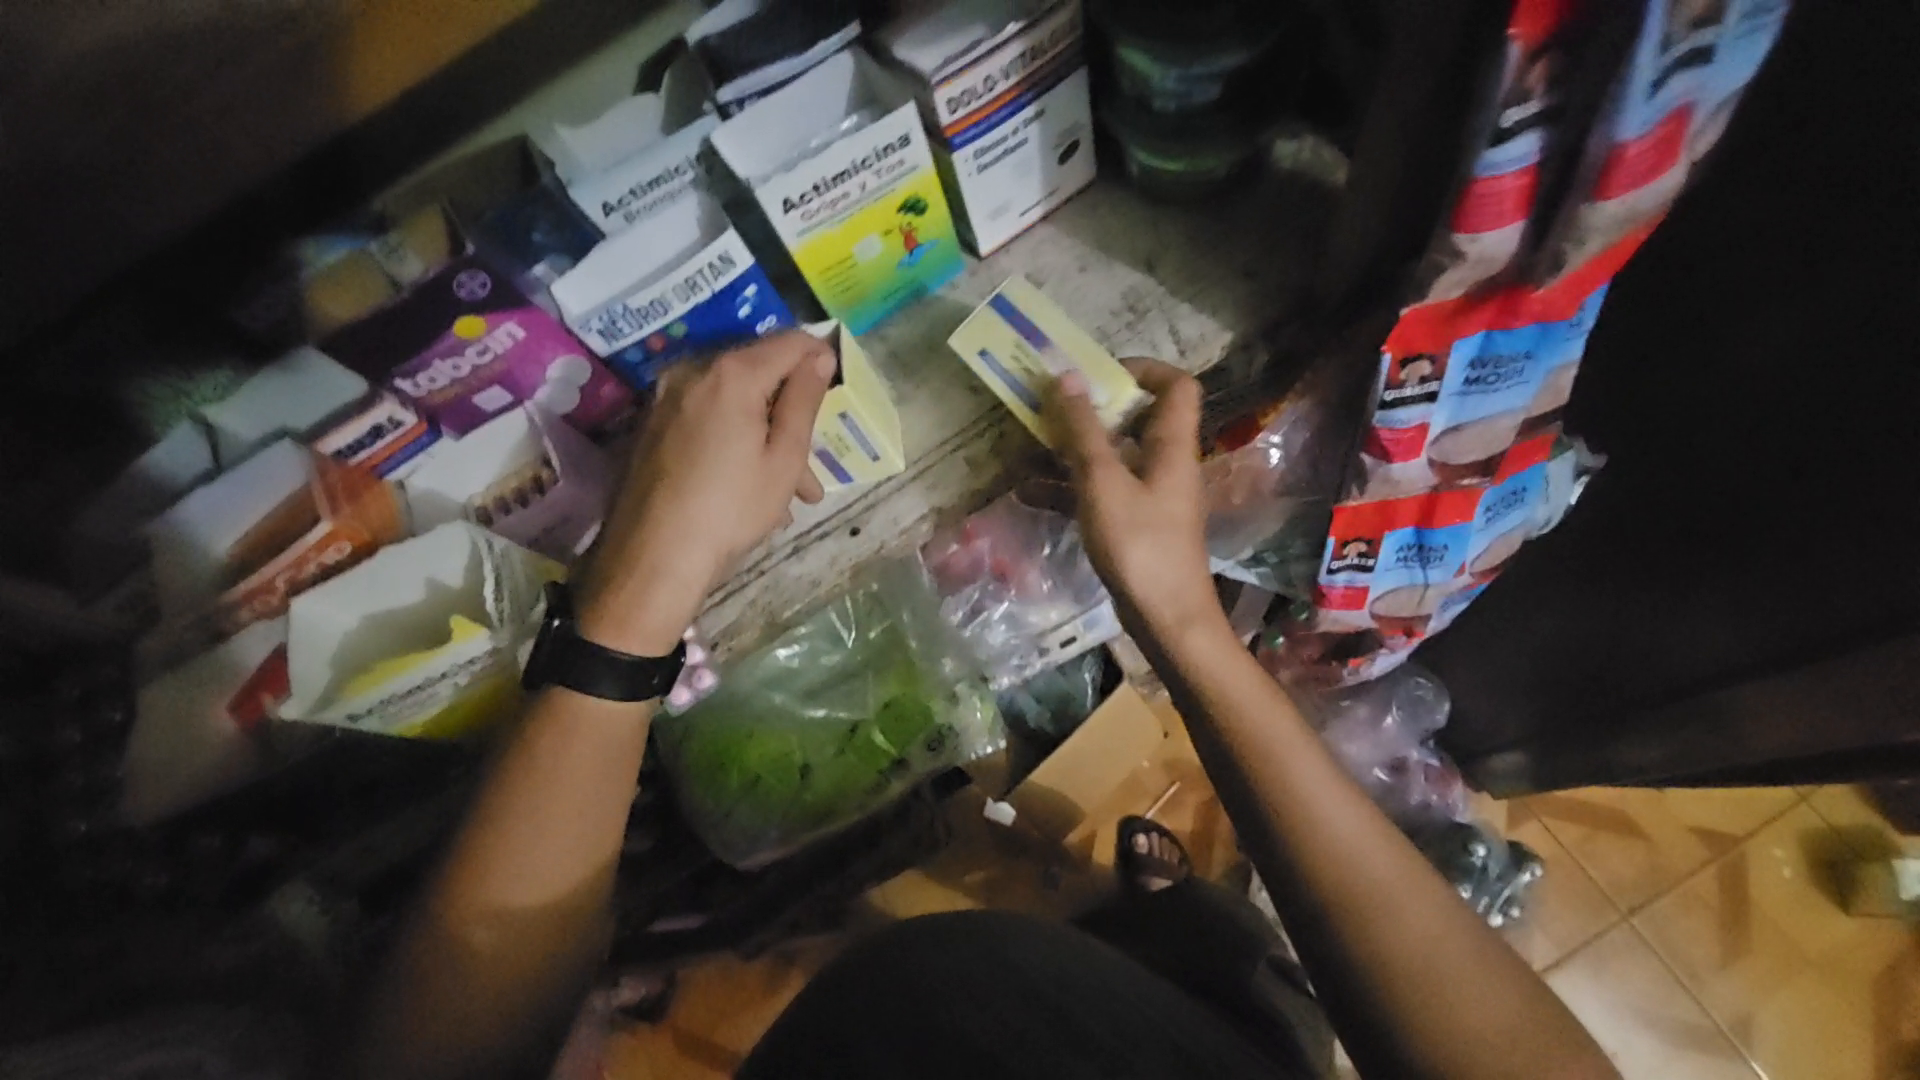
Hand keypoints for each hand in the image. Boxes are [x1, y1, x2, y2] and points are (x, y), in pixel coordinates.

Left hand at [574, 331, 833, 655]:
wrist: (654, 554)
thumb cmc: (732, 508)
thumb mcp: (784, 458)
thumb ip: (804, 400)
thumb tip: (820, 355)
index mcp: (732, 374)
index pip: (788, 341)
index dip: (819, 355)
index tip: (836, 385)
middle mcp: (693, 371)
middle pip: (758, 369)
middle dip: (792, 406)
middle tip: (816, 453)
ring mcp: (667, 396)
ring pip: (734, 399)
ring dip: (767, 431)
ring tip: (792, 489)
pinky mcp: (653, 422)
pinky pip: (708, 415)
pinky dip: (736, 436)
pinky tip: (750, 483)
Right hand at [1044, 359, 1226, 645]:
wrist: (1166, 618)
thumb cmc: (1139, 545)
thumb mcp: (1103, 482)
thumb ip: (1083, 430)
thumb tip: (1067, 375)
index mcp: (1171, 445)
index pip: (1176, 385)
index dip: (1142, 370)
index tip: (1095, 376)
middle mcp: (1164, 463)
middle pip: (1134, 420)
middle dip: (1088, 412)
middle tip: (1048, 409)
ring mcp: (1148, 496)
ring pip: (1110, 458)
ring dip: (1070, 452)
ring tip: (1026, 449)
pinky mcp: (1132, 524)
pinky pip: (1098, 494)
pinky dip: (1067, 490)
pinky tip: (1027, 493)